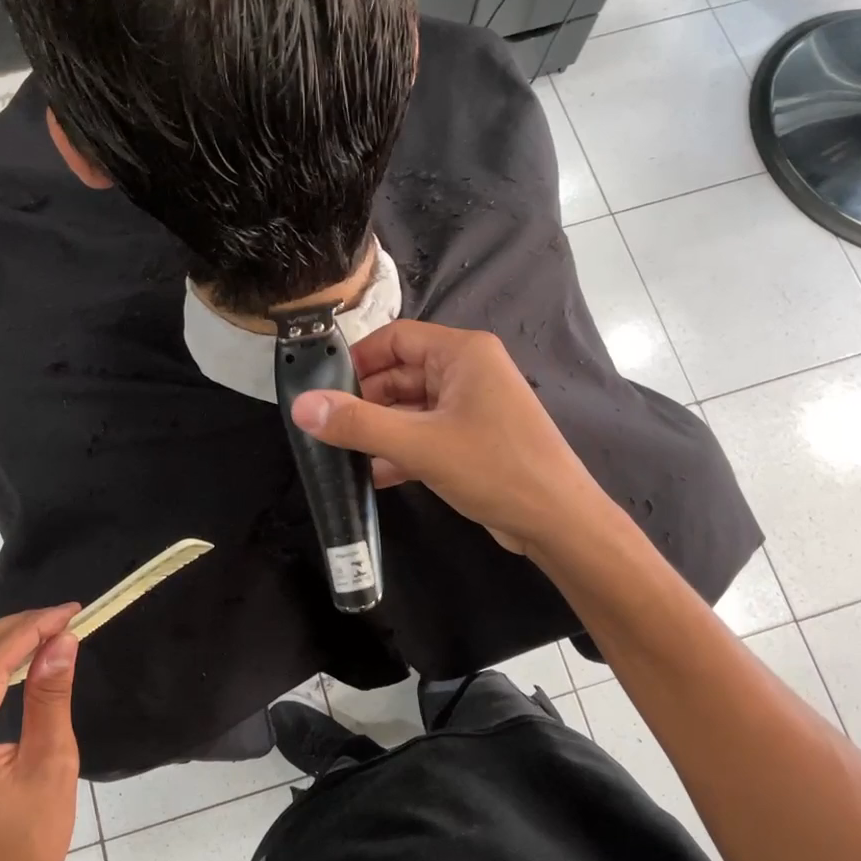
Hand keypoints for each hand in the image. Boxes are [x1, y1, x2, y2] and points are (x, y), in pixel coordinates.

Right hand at [290, 320, 605, 555]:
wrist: (559, 522)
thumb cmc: (495, 468)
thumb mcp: (419, 445)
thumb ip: (358, 424)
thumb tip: (301, 406)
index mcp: (462, 353)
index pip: (395, 338)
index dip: (357, 359)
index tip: (321, 387)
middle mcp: (468, 371)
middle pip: (400, 374)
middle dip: (364, 401)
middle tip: (327, 427)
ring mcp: (472, 406)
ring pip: (410, 407)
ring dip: (379, 430)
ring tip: (342, 454)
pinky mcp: (473, 439)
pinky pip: (425, 433)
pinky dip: (400, 450)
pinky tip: (373, 476)